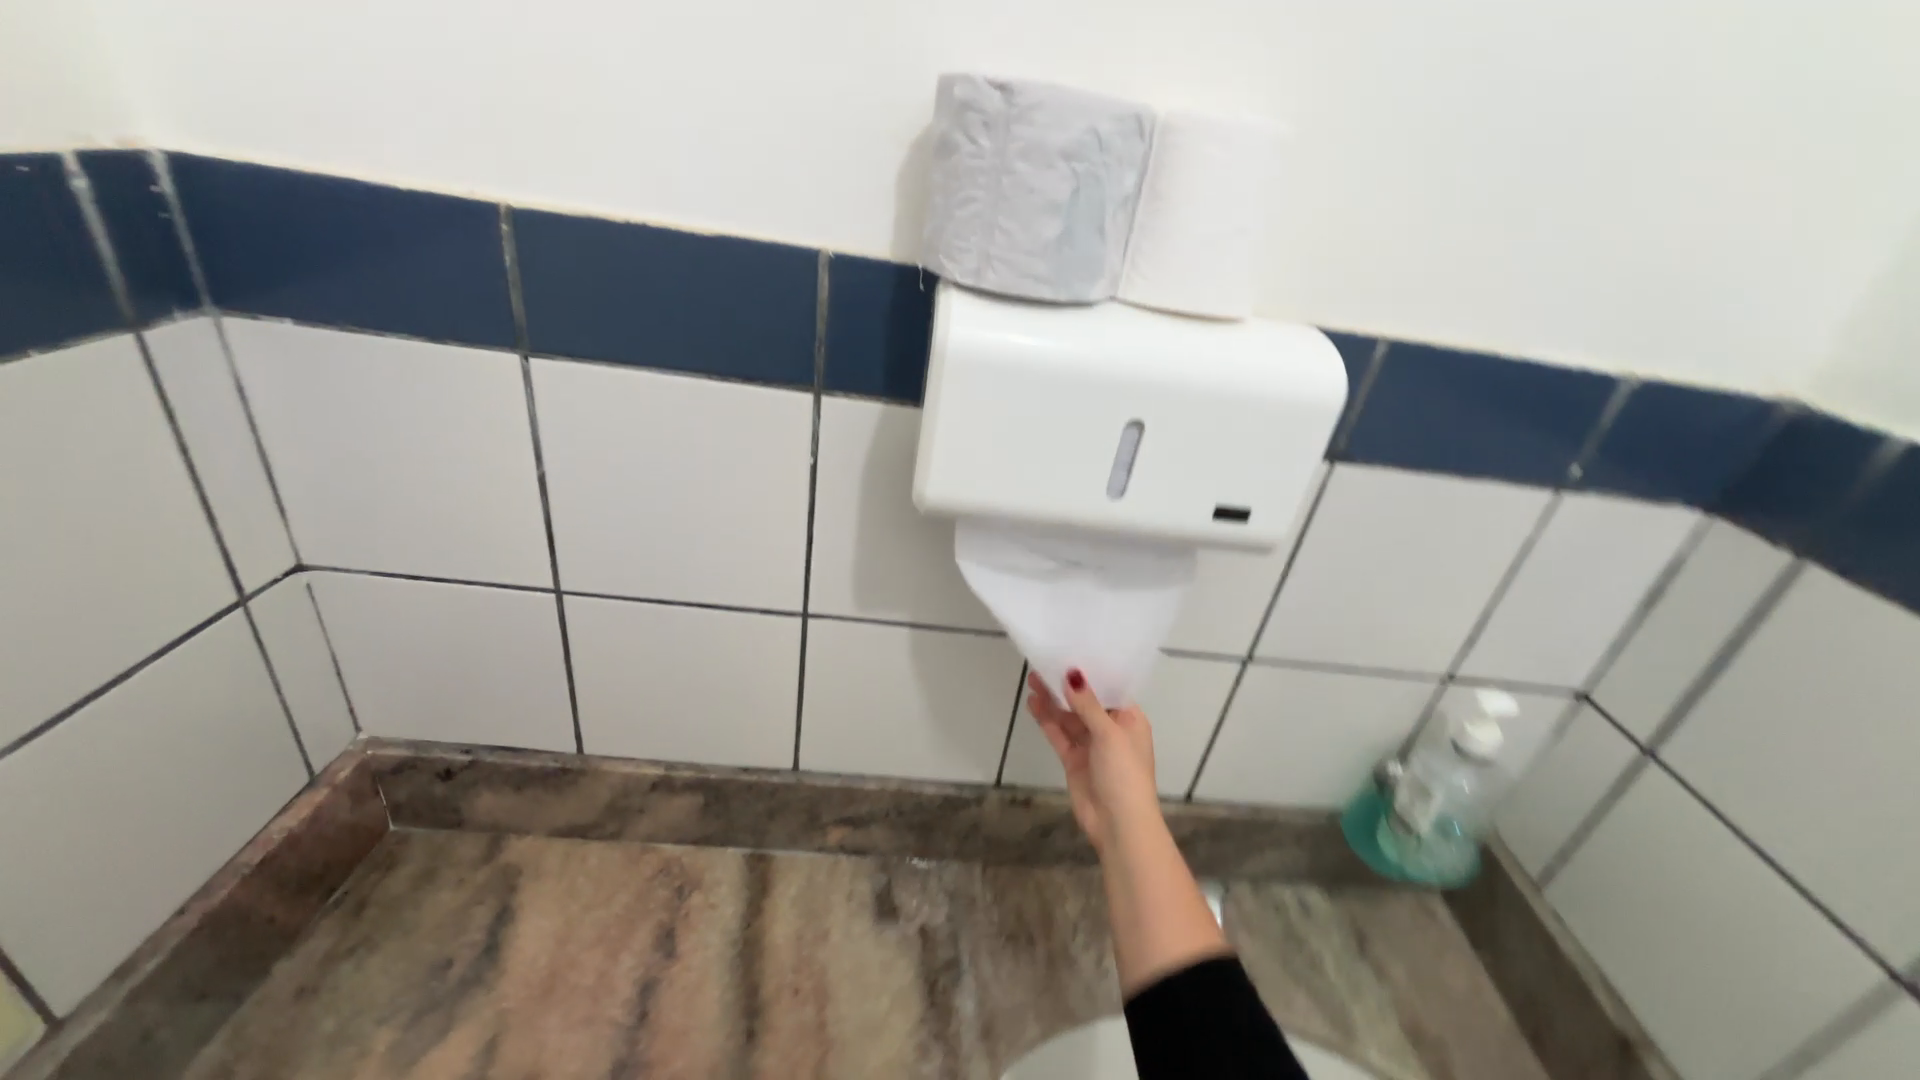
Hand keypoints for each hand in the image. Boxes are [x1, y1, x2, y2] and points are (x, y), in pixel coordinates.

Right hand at [1025, 669, 1161, 851]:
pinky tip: (1034, 704)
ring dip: (1053, 701)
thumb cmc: (1124, 774)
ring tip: (1032, 679)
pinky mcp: (1074, 761)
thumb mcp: (1109, 734)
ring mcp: (1091, 746)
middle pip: (1086, 702)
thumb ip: (1088, 705)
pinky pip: (1059, 735)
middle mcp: (1111, 730)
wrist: (1119, 823)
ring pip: (1069, 718)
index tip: (1071, 652)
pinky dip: (1047, 721)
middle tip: (1043, 664)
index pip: (1109, 690)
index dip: (1091, 673)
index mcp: (1129, 720)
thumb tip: (1072, 674)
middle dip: (1066, 686)